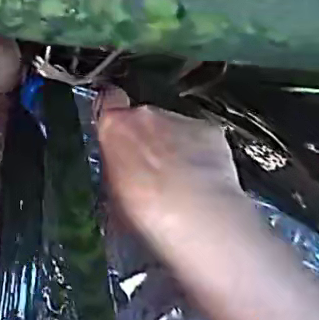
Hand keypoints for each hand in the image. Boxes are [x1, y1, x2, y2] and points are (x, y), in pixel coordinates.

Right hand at [96, 87, 247, 248]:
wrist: (198, 219)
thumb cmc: (146, 214)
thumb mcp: (113, 197)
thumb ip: (114, 172)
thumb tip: (120, 177)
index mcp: (114, 126)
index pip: (108, 100)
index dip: (114, 115)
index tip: (118, 133)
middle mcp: (144, 115)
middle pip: (142, 119)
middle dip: (147, 139)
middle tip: (153, 172)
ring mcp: (179, 119)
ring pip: (173, 129)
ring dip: (175, 147)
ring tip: (184, 183)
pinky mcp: (209, 130)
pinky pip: (201, 138)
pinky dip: (202, 154)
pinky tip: (205, 182)